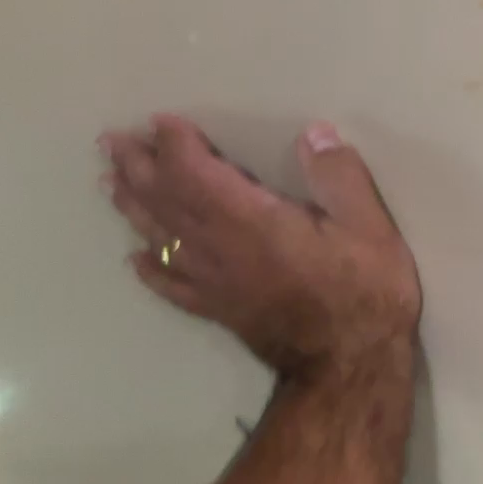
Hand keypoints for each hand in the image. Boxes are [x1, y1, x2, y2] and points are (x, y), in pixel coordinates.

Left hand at [99, 114, 421, 378]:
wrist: (350, 362)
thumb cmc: (366, 291)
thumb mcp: (371, 228)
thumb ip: (340, 178)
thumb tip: (315, 133)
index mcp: (251, 220)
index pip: (195, 173)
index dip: (175, 144)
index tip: (165, 121)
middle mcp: (219, 247)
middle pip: (164, 201)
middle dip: (138, 167)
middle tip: (114, 141)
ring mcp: (213, 282)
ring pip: (159, 236)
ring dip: (132, 205)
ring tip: (111, 182)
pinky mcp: (219, 310)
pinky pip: (170, 284)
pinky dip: (151, 267)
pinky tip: (139, 258)